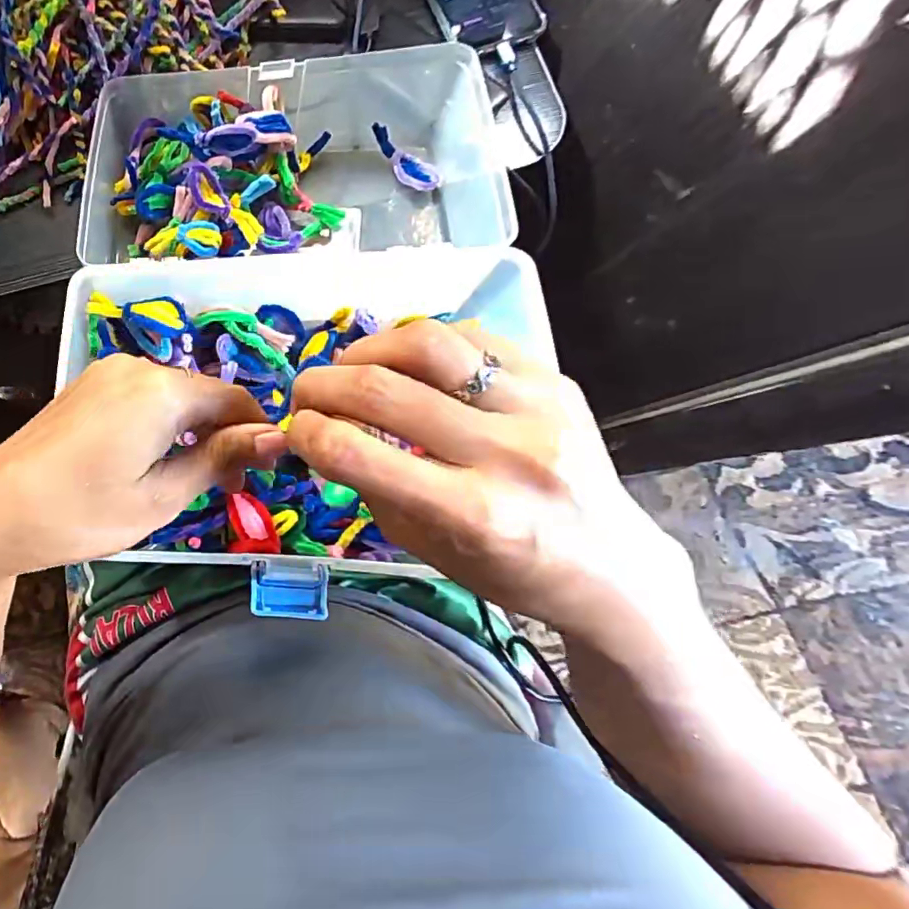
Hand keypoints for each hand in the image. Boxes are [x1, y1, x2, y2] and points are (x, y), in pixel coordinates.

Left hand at [0, 354, 283, 585]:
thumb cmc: (82, 515)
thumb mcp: (160, 497)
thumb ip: (219, 459)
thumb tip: (276, 437)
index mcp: (161, 390)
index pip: (234, 400)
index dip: (257, 435)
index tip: (262, 475)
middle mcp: (136, 367)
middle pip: (203, 395)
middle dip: (223, 436)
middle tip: (225, 489)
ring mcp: (106, 372)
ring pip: (174, 395)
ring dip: (192, 431)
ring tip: (188, 480)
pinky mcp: (87, 384)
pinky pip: (143, 396)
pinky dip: (161, 423)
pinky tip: (151, 459)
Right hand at [285, 319, 697, 639]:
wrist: (613, 565)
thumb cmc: (509, 570)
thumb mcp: (425, 547)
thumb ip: (372, 486)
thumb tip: (325, 432)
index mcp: (471, 513)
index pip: (358, 453)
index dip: (308, 433)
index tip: (295, 430)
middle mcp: (508, 454)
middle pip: (384, 390)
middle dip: (321, 385)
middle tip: (304, 392)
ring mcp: (539, 408)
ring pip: (429, 343)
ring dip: (367, 348)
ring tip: (350, 365)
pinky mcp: (556, 380)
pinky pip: (471, 338)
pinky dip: (420, 343)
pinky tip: (405, 362)